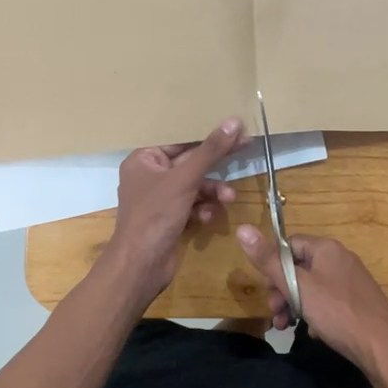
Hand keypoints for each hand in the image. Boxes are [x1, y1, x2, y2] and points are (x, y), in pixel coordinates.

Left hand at [107, 117, 245, 296]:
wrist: (141, 265)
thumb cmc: (156, 215)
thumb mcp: (185, 179)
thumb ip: (210, 151)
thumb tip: (233, 121)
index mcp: (144, 160)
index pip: (180, 140)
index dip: (208, 135)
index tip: (235, 130)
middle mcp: (149, 176)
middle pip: (190, 162)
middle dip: (215, 165)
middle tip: (246, 147)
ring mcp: (159, 199)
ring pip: (194, 185)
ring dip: (212, 191)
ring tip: (228, 198)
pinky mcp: (169, 218)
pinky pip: (192, 204)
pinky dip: (203, 208)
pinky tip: (207, 217)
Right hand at [234, 228, 387, 374]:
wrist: (382, 345)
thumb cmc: (337, 312)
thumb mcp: (298, 286)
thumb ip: (269, 261)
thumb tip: (242, 228)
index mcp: (326, 249)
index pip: (289, 244)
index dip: (273, 266)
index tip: (266, 290)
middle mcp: (340, 259)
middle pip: (299, 268)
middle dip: (281, 291)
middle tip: (275, 314)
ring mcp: (350, 281)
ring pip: (312, 288)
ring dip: (294, 306)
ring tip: (286, 328)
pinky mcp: (356, 301)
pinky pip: (327, 302)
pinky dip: (315, 315)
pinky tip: (313, 333)